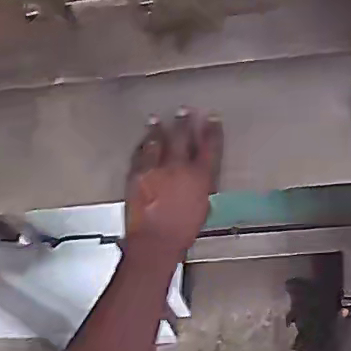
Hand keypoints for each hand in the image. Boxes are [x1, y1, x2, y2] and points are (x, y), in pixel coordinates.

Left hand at [124, 110, 221, 263]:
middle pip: (183, 137)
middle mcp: (178, 167)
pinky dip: (142, 146)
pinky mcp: (137, 174)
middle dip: (185, 121)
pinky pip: (140, 154)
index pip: (209, 147)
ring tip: (157, 119)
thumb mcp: (202, 208)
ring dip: (158, 129)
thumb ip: (201, 187)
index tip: (213, 118)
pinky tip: (143, 141)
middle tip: (185, 109)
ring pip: (158, 141)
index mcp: (200, 176)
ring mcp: (155, 169)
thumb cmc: (182, 230)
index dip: (212, 131)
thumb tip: (197, 177)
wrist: (155, 241)